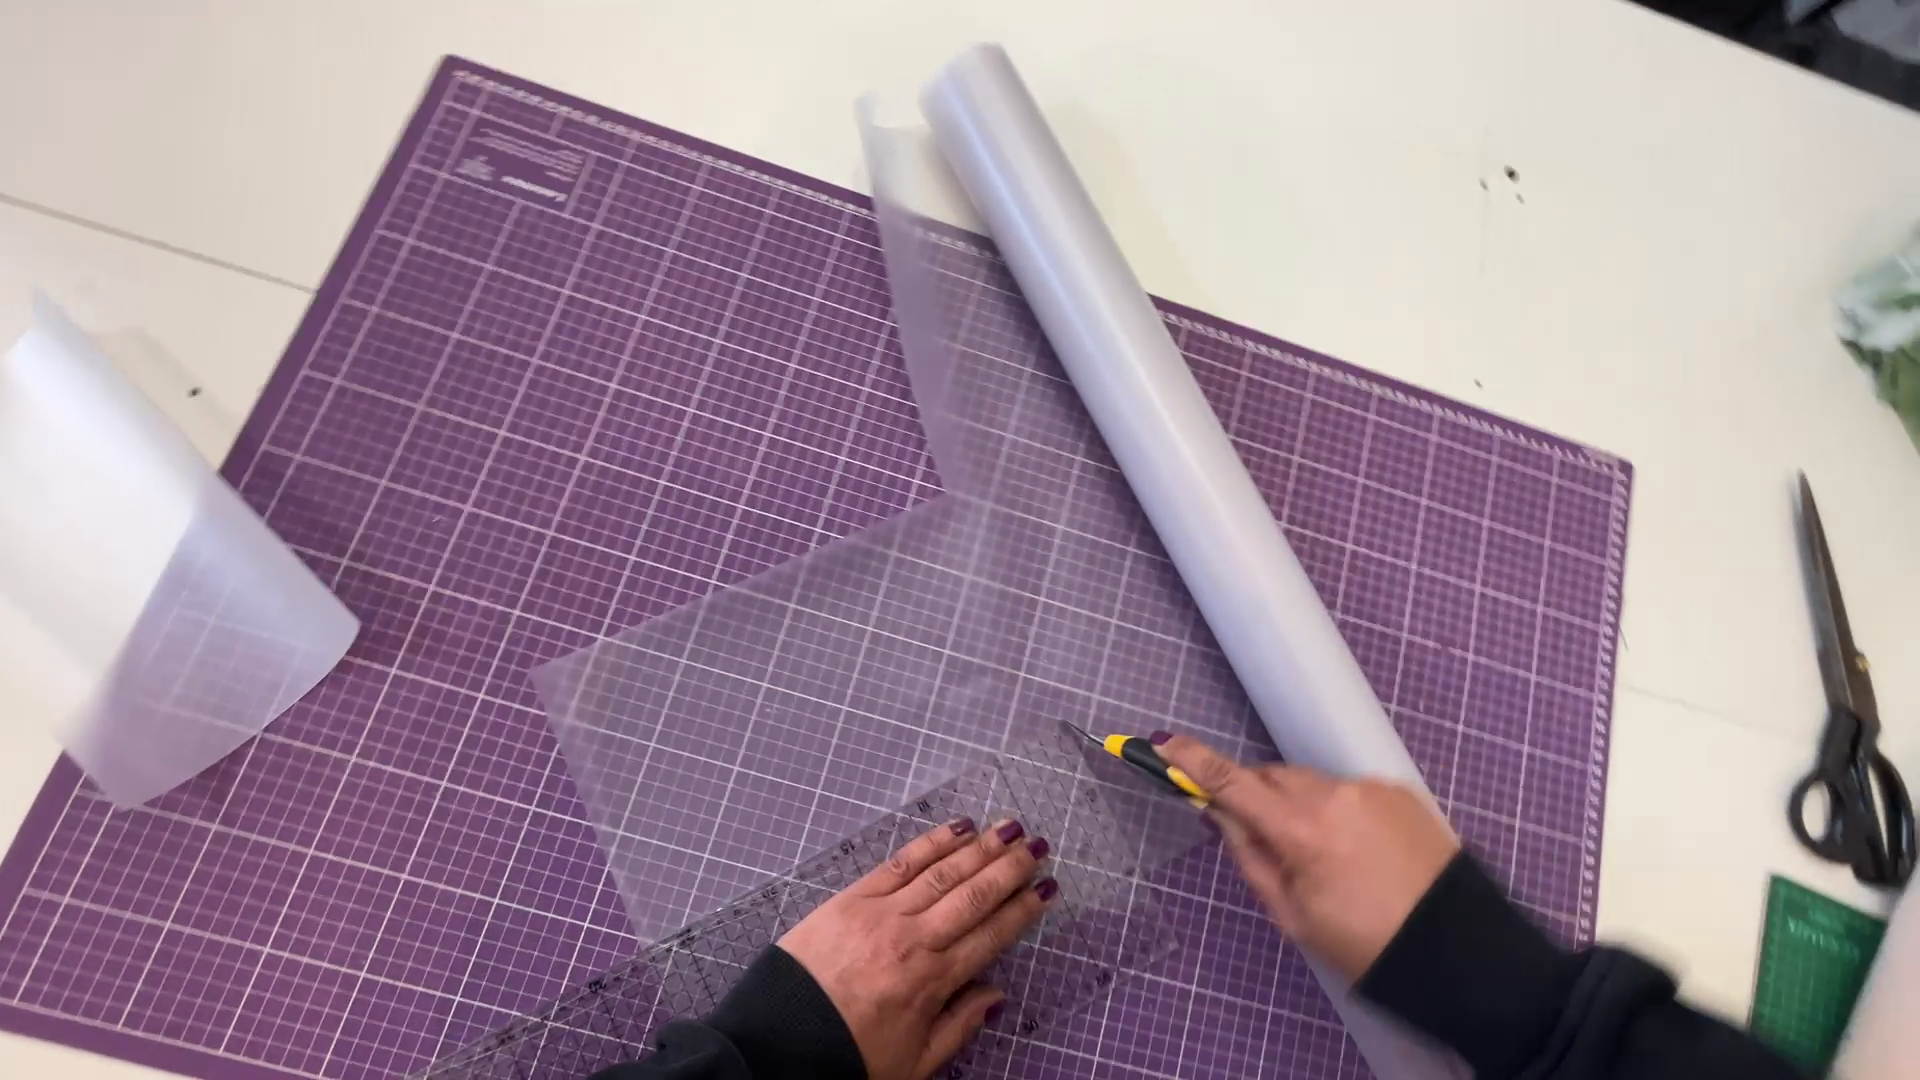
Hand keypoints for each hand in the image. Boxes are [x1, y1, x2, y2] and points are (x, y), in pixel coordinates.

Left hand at [777, 817, 1056, 1079]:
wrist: (771, 1048)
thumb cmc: (843, 1061)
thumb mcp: (911, 1066)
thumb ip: (958, 1026)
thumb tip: (996, 993)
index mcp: (931, 983)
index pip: (990, 936)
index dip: (1023, 909)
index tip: (1047, 888)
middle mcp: (914, 940)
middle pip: (974, 895)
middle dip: (1010, 868)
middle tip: (1039, 846)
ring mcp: (882, 913)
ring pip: (943, 872)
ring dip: (981, 847)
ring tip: (1010, 828)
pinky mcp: (853, 896)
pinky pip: (901, 862)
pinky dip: (932, 842)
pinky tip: (957, 827)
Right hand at [1155, 734, 1458, 980]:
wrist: (1471, 959)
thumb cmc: (1369, 948)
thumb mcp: (1294, 916)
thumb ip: (1249, 856)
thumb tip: (1220, 813)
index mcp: (1301, 831)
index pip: (1232, 783)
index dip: (1191, 761)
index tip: (1161, 743)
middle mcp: (1333, 795)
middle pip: (1270, 777)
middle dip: (1256, 796)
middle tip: (1260, 835)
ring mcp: (1369, 789)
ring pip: (1309, 783)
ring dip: (1299, 804)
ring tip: (1324, 855)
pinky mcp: (1399, 791)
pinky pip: (1347, 791)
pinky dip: (1338, 811)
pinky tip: (1360, 851)